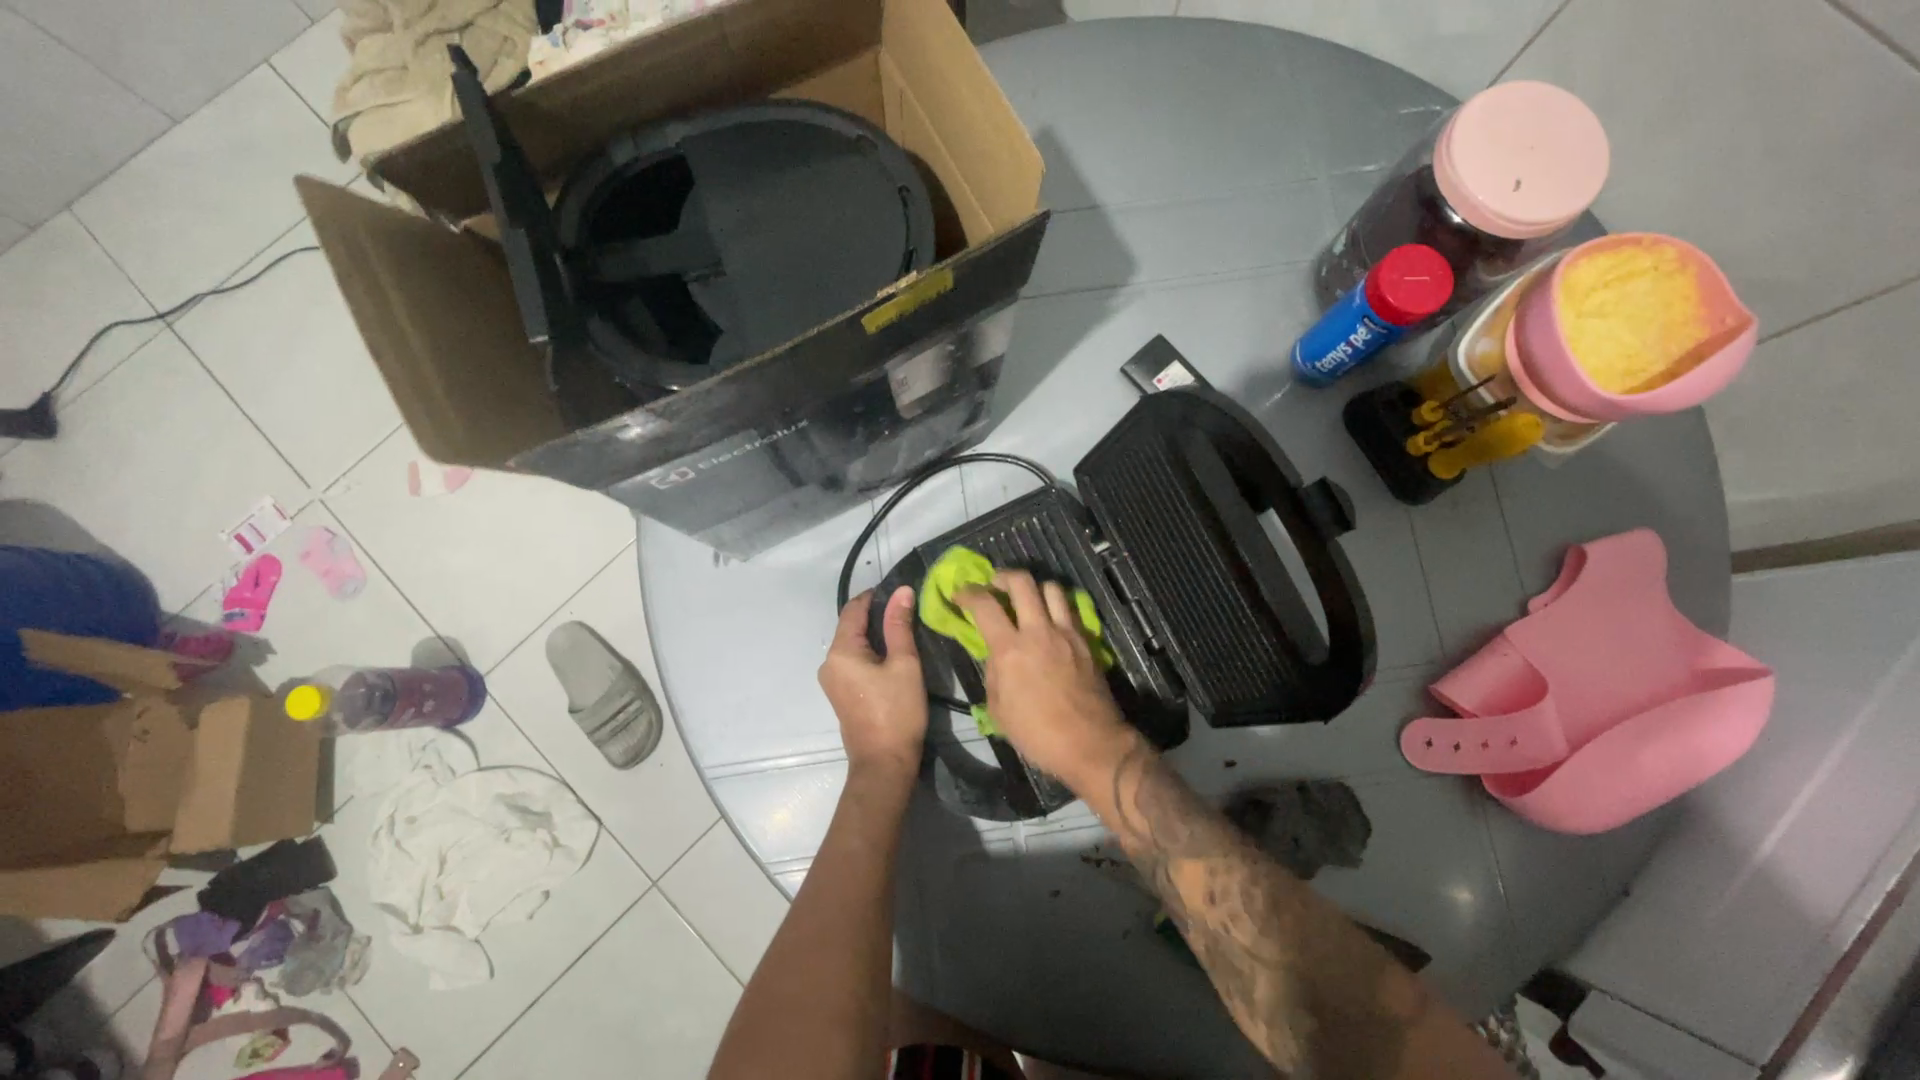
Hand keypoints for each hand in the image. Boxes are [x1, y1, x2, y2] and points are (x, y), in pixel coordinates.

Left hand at [819, 587, 928, 778]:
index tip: (901, 591)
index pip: (853, 609)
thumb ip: (900, 626)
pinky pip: (853, 662)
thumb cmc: (896, 712)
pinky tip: (892, 655)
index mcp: (841, 652)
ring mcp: (831, 680)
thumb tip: (902, 591)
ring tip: (904, 631)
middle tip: (907, 611)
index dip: (875, 596)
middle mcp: (829, 662)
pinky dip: (870, 653)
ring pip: (853, 645)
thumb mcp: (904, 664)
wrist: (883, 763)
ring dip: (874, 635)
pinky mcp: (840, 693)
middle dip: (876, 615)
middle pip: (851, 626)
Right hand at [954, 571, 1136, 787]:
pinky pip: (1070, 611)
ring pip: (1051, 588)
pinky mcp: (1086, 642)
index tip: (961, 594)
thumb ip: (993, 674)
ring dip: (1034, 588)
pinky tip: (1050, 622)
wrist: (1089, 743)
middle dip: (1003, 577)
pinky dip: (1056, 608)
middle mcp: (1038, 632)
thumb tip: (995, 655)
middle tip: (995, 585)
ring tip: (1027, 599)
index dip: (968, 593)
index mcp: (1010, 649)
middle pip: (1021, 582)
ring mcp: (1066, 634)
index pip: (984, 605)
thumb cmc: (1037, 734)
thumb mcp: (999, 709)